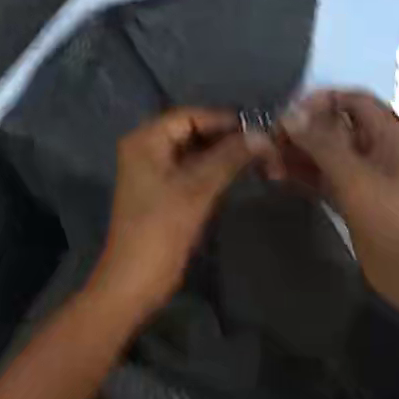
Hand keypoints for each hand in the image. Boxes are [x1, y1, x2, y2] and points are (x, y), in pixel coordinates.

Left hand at [91, 108, 259, 314]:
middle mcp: (146, 148)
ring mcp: (153, 171)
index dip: (225, 120)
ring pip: (195, 151)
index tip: (259, 129)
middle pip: (193, 130)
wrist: (134, 283)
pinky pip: (192, 169)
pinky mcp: (163, 191)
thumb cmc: (161, 230)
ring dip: (224, 154)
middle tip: (263, 144)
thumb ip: (230, 156)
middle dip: (227, 137)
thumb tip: (263, 134)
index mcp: (145, 140)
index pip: (190, 115)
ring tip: (257, 158)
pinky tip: (239, 174)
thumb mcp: (198, 189)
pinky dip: (214, 169)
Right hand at [275, 90, 398, 321]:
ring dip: (300, 155)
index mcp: (393, 134)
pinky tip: (277, 178)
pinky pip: (328, 181)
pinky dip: (306, 178)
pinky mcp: (360, 206)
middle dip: (303, 131)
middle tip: (265, 141)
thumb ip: (324, 145)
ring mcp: (370, 180)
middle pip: (338, 128)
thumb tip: (290, 113)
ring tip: (264, 161)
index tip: (284, 113)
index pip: (353, 101)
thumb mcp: (360, 180)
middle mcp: (381, 150)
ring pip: (330, 156)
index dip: (319, 101)